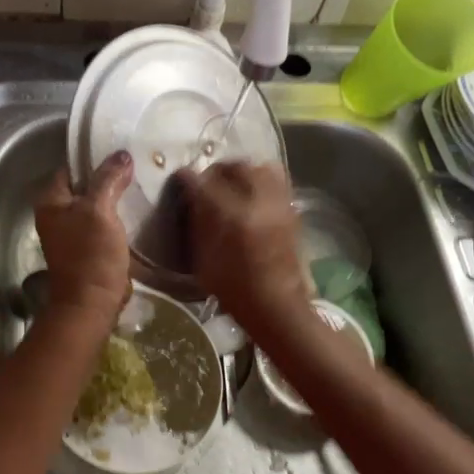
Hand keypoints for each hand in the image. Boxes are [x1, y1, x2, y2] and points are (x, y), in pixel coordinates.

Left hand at [34, 152, 133, 321]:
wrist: (91, 303)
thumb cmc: (90, 253)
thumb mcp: (100, 210)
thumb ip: (109, 179)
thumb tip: (121, 155)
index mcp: (50, 201)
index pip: (70, 169)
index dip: (93, 159)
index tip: (119, 153)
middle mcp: (55, 215)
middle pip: (84, 187)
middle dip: (107, 179)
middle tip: (134, 168)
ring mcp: (70, 234)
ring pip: (95, 207)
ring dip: (114, 200)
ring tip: (139, 186)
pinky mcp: (86, 249)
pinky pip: (102, 225)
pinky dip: (116, 219)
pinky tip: (136, 212)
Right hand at [173, 162, 312, 330]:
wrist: (277, 306)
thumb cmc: (234, 288)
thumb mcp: (204, 258)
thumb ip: (198, 222)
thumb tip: (192, 195)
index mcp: (232, 216)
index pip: (204, 183)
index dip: (189, 177)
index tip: (181, 176)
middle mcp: (259, 203)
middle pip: (238, 167)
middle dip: (220, 169)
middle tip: (208, 180)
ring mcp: (280, 205)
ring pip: (262, 168)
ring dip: (244, 170)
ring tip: (233, 183)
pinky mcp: (292, 212)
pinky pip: (278, 181)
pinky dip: (262, 180)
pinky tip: (252, 195)